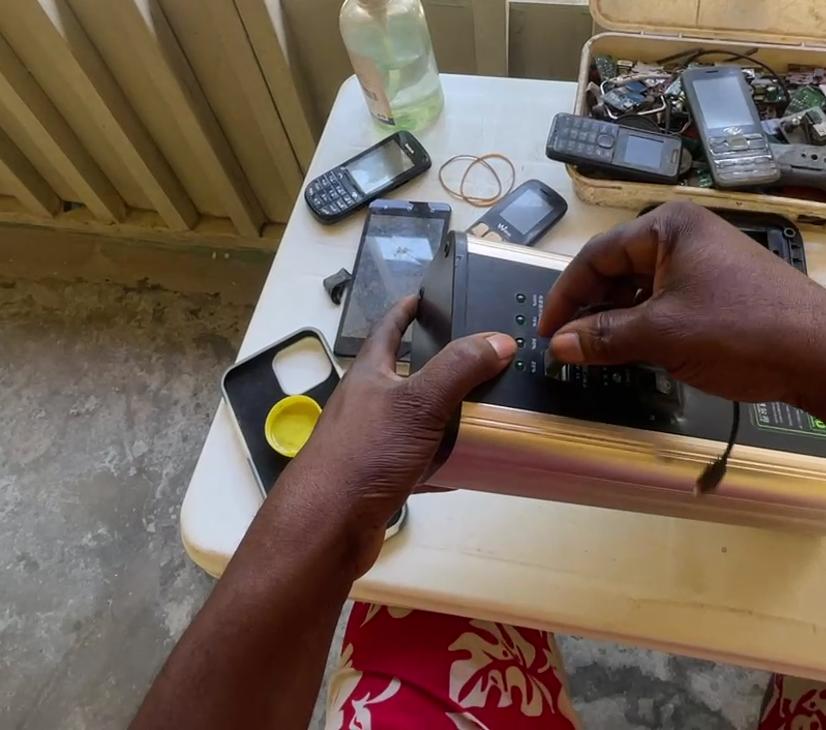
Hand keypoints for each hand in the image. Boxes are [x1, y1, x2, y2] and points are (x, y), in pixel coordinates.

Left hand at [270, 297, 513, 575]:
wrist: (326, 528)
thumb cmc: (366, 452)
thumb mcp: (418, 402)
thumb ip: (459, 368)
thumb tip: (500, 339)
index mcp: (370, 373)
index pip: (387, 329)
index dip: (406, 310)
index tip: (424, 296)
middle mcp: (366, 403)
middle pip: (403, 374)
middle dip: (436, 365)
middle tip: (476, 358)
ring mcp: (370, 442)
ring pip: (413, 420)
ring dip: (442, 415)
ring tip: (480, 409)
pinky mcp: (377, 479)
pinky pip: (417, 462)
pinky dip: (441, 462)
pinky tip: (466, 468)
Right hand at [538, 201, 825, 409]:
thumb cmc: (740, 331)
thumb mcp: (662, 334)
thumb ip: (602, 337)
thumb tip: (556, 345)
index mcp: (667, 226)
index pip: (597, 255)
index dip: (565, 295)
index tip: (546, 331)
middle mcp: (685, 234)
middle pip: (618, 267)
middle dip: (591, 306)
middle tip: (568, 344)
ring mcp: (706, 260)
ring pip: (642, 285)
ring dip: (616, 317)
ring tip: (597, 350)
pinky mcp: (722, 286)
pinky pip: (667, 298)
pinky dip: (645, 321)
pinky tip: (636, 347)